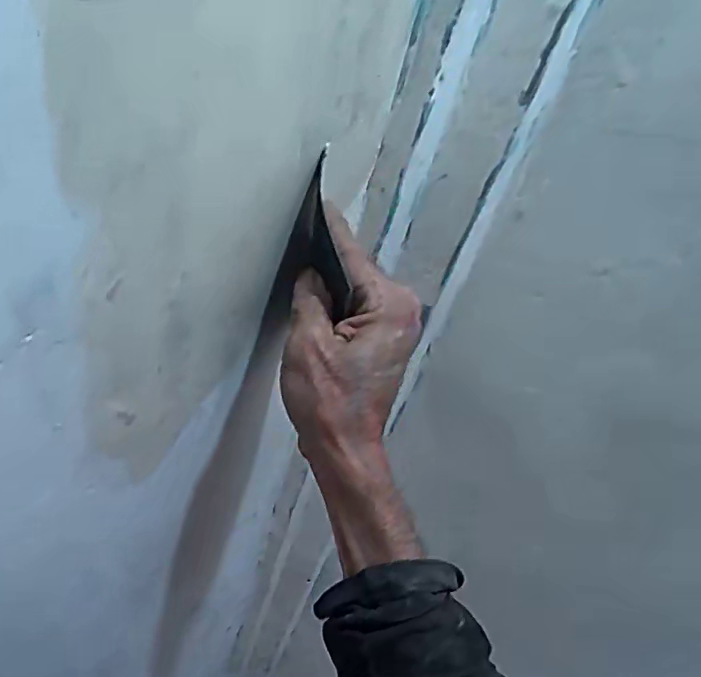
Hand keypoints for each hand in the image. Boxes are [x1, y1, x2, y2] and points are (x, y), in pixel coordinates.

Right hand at [279, 202, 424, 468]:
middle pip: (356, 276)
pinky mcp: (384, 348)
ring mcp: (397, 330)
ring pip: (356, 298)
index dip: (330, 234)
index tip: (319, 204)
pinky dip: (337, 313)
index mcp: (389, 304)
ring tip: (301, 278)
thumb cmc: (326, 400)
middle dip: (327, 267)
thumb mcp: (307, 344)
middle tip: (297, 248)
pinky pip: (357, 317)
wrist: (343, 448)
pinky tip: (314, 310)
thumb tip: (310, 275)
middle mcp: (403, 310)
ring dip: (330, 293)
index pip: (353, 257)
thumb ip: (309, 300)